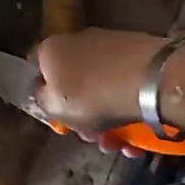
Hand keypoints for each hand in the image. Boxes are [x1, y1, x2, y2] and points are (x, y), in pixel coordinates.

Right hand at [33, 28, 170, 134]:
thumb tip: (45, 93)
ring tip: (120, 143)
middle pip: (74, 81)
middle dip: (82, 113)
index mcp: (52, 49)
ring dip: (108, 119)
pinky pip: (127, 86)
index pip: (36, 66)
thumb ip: (43, 100)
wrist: (149, 80)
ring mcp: (113, 44)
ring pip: (103, 89)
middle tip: (91, 136)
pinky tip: (138, 134)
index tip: (54, 113)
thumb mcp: (54, 108)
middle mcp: (79, 40)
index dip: (42, 91)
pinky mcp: (142, 53)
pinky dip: (129, 108)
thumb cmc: (90, 96)